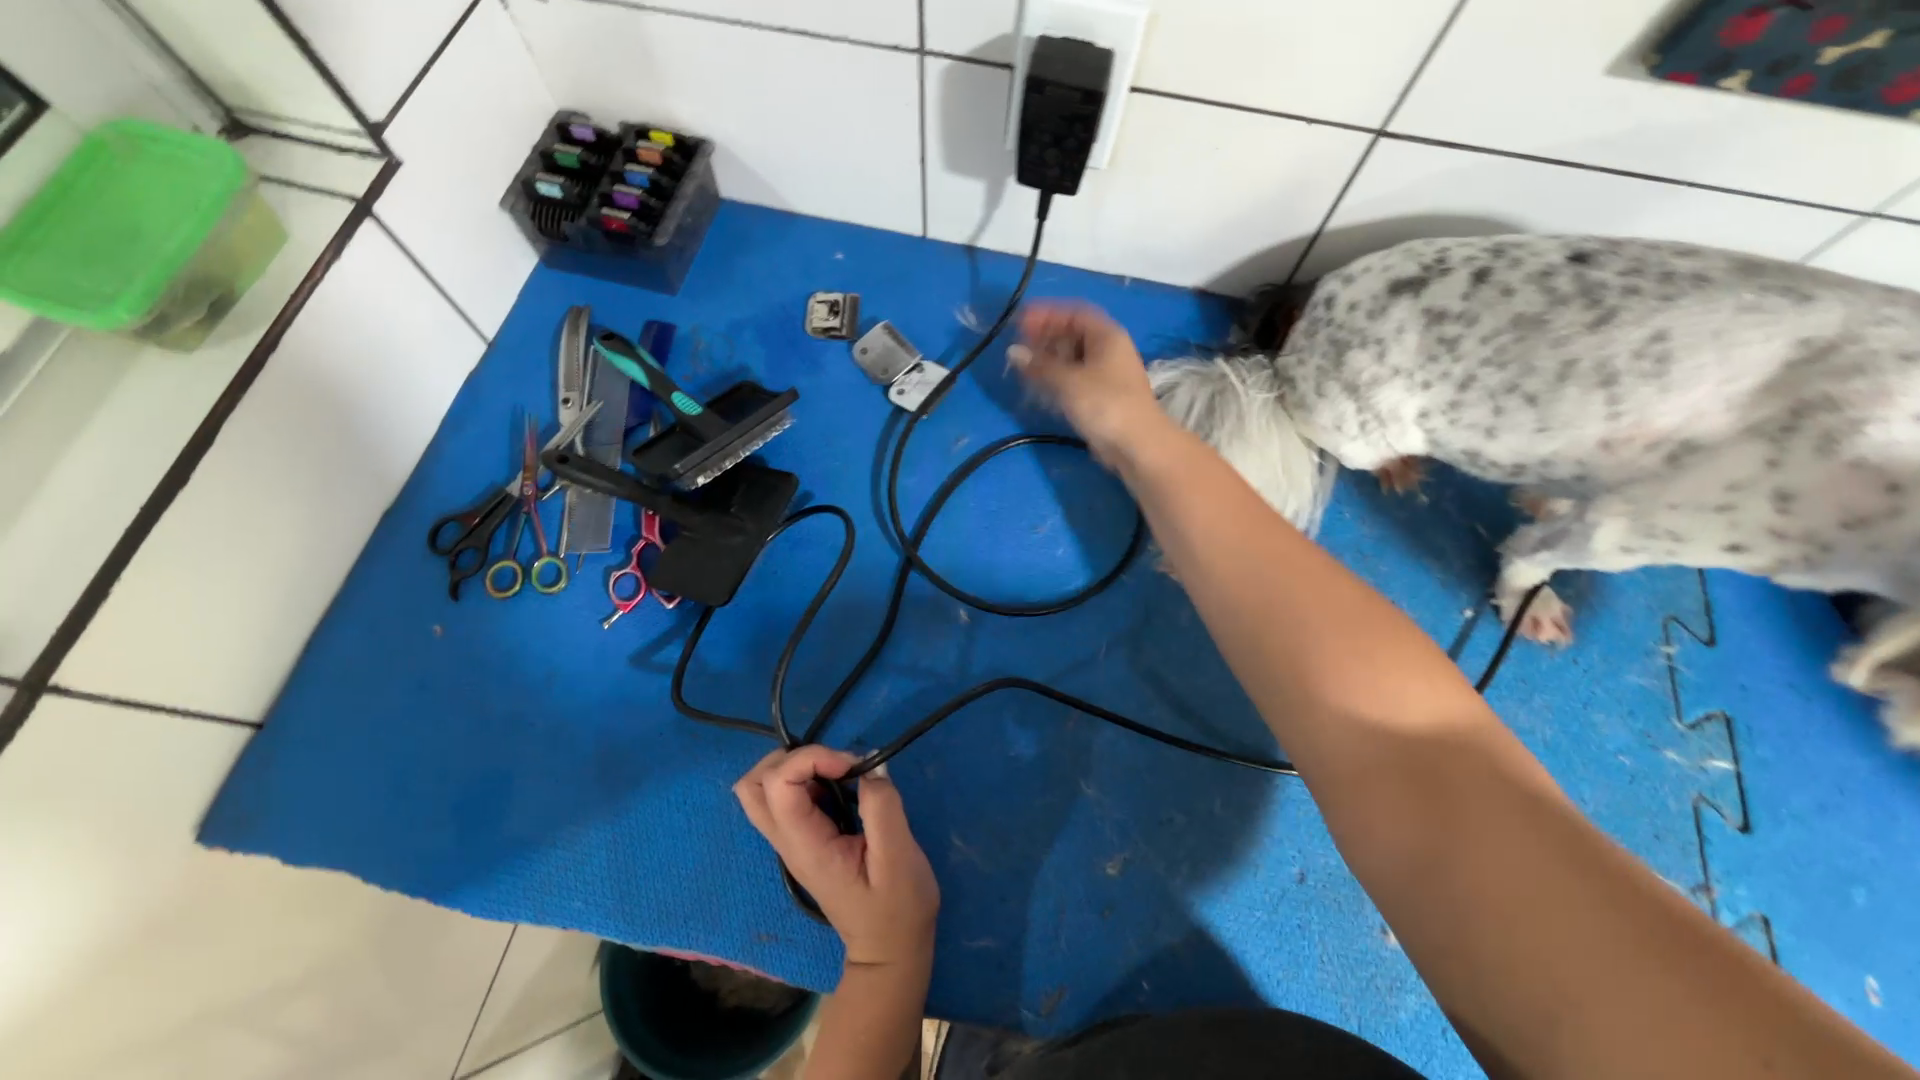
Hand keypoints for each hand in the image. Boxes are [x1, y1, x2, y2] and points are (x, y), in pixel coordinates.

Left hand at [734, 746, 939, 967]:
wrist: (890, 950)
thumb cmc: (897, 908)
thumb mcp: (900, 857)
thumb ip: (882, 808)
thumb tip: (871, 769)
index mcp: (806, 846)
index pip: (778, 784)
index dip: (810, 758)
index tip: (852, 766)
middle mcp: (788, 841)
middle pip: (753, 785)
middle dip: (790, 758)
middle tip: (834, 762)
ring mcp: (792, 843)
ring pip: (763, 790)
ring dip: (794, 767)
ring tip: (836, 771)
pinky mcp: (804, 841)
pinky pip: (785, 799)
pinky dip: (806, 779)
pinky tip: (839, 786)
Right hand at [1008, 302, 1170, 461]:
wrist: (1137, 445)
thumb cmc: (1105, 404)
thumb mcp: (1068, 381)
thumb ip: (1040, 365)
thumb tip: (1014, 352)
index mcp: (1106, 335)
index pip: (1073, 312)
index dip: (1046, 313)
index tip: (1020, 322)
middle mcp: (1108, 349)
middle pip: (1073, 333)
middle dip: (1045, 336)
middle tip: (1019, 345)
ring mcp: (1106, 374)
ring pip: (1073, 357)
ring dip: (1048, 358)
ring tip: (1024, 366)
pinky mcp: (1101, 396)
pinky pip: (1075, 378)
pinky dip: (1056, 377)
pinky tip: (1039, 385)